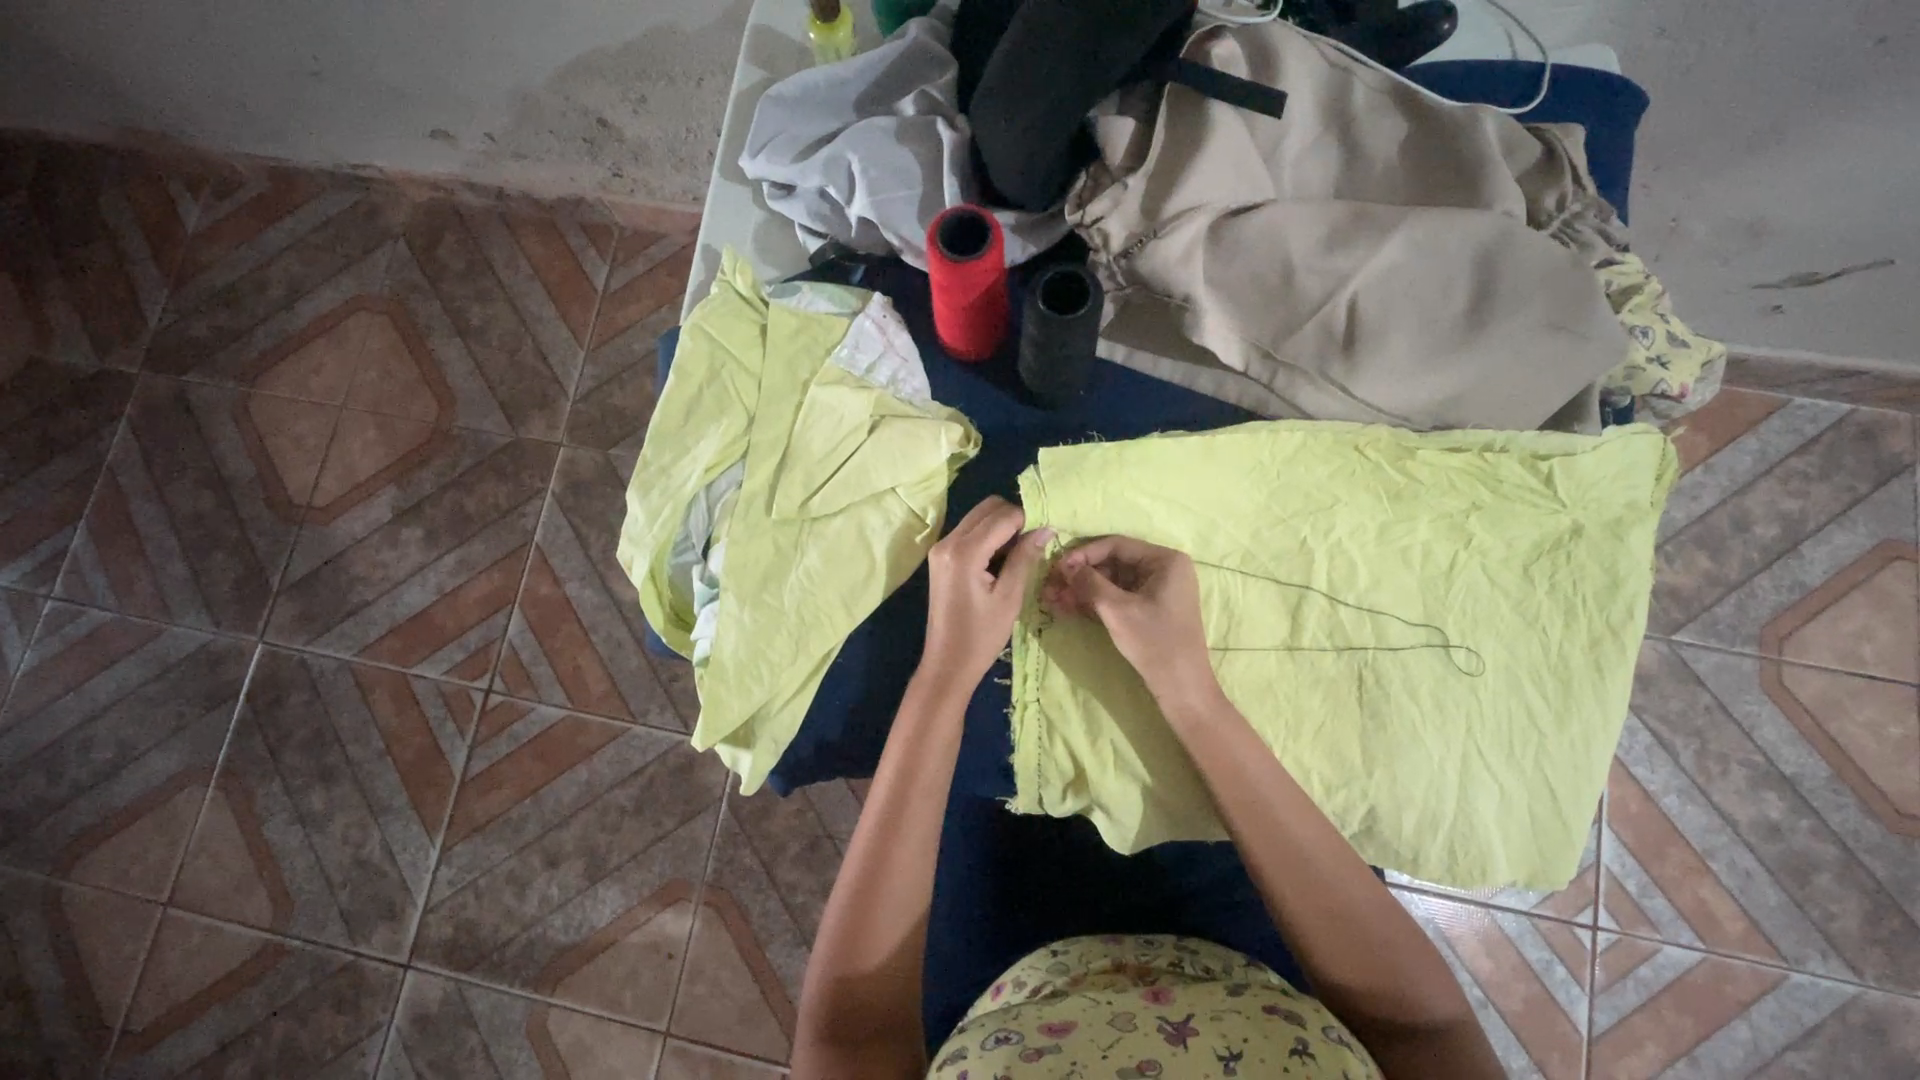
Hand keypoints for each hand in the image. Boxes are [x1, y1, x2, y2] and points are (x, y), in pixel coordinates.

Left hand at [922, 497, 1051, 689]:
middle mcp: (947, 542)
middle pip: (987, 508)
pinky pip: (968, 532)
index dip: (1029, 520)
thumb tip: (1046, 528)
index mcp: (964, 552)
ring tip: (1021, 552)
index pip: (1002, 516)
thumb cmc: (981, 637)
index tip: (1048, 533)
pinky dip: (988, 536)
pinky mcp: (940, 557)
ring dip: (1001, 526)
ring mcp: (940, 548)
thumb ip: (1025, 557)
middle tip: (1034, 541)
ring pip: (977, 517)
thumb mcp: (1010, 597)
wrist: (948, 663)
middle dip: (1013, 518)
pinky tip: (1002, 559)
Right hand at [1041, 536, 1221, 709]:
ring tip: (1054, 600)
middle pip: (1113, 563)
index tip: (1058, 567)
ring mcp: (1157, 591)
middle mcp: (1164, 569)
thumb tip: (1066, 566)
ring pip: (1112, 583)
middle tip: (1052, 587)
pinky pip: (1118, 598)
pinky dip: (1095, 603)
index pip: (1116, 545)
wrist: (1181, 686)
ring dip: (1083, 591)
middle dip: (1081, 576)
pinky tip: (1068, 608)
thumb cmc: (1154, 642)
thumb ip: (1089, 582)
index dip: (1084, 554)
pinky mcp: (1149, 610)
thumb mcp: (1117, 609)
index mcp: (1165, 560)